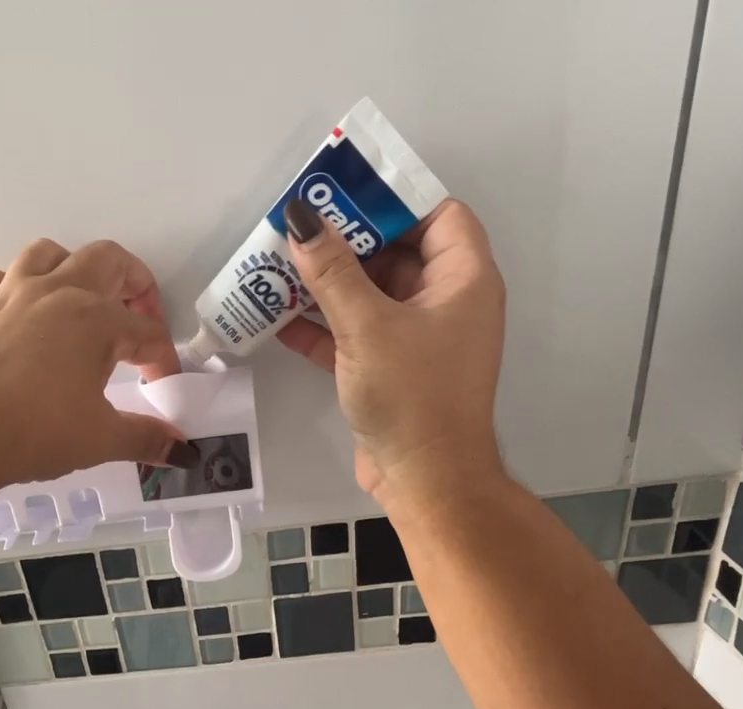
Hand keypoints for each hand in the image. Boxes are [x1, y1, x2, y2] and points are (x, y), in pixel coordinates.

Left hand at [0, 238, 193, 491]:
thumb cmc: (34, 434)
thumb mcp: (100, 440)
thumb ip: (145, 439)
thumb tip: (183, 451)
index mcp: (96, 320)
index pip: (147, 332)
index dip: (163, 359)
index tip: (163, 386)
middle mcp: (57, 293)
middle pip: (107, 261)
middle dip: (133, 282)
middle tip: (139, 315)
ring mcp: (11, 295)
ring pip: (50, 254)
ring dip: (74, 268)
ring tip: (82, 301)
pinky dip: (16, 287)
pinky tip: (21, 313)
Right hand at [276, 198, 507, 505]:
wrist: (424, 479)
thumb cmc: (411, 395)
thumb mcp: (368, 326)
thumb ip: (332, 272)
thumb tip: (302, 220)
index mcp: (463, 279)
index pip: (438, 216)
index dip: (393, 201)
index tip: (343, 196)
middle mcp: (445, 303)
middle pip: (396, 253)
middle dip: (346, 243)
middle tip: (299, 229)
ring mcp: (417, 339)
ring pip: (370, 295)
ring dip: (327, 286)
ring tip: (280, 268)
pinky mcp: (390, 370)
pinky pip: (356, 333)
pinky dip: (324, 326)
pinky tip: (280, 319)